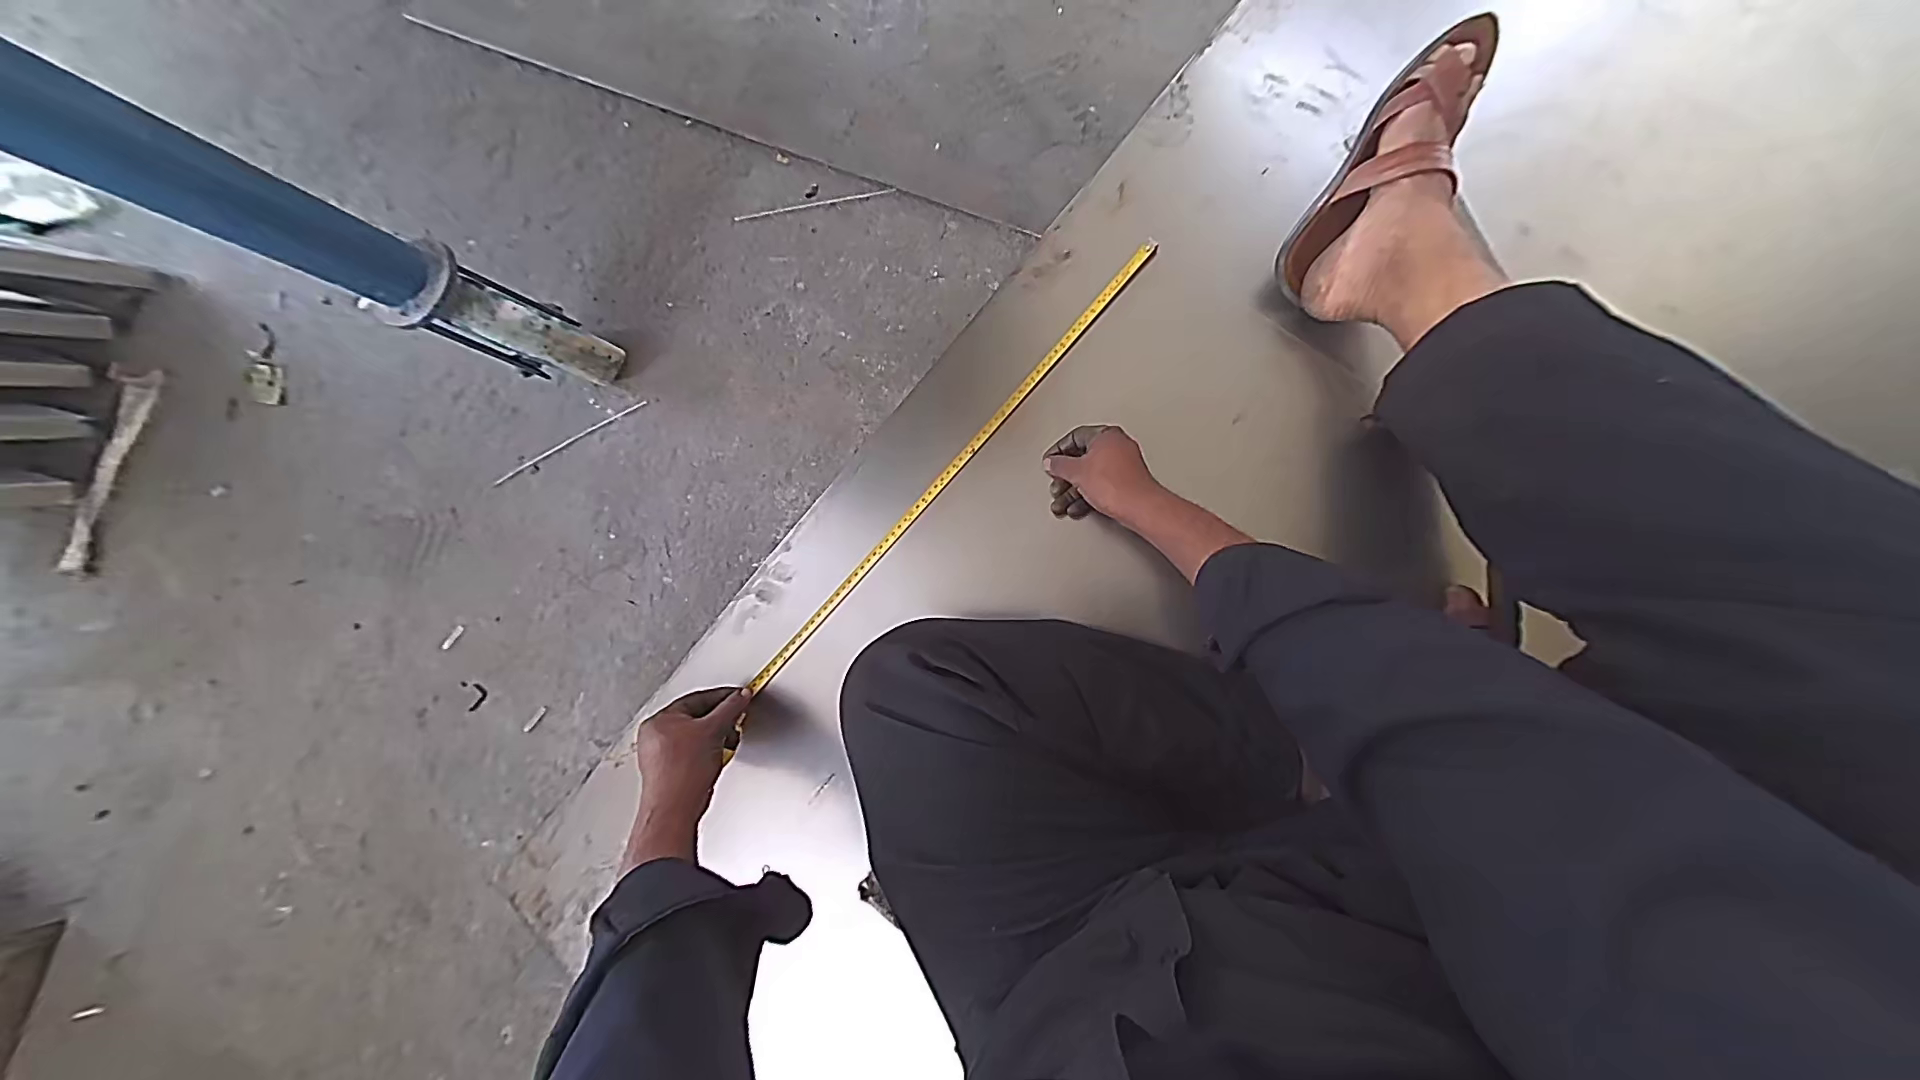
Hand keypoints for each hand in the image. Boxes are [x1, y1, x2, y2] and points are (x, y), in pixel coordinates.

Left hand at [623, 687, 751, 870]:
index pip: (697, 698)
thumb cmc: (681, 773)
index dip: (723, 696)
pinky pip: (693, 751)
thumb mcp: (714, 730)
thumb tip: (740, 696)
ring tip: (729, 741)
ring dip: (716, 736)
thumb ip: (730, 708)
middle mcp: (655, 735)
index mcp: (659, 720)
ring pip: (695, 735)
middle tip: (737, 719)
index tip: (740, 697)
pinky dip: (708, 750)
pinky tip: (718, 756)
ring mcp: (660, 755)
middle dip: (720, 719)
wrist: (675, 809)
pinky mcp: (669, 771)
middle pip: (696, 717)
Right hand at [1043, 425, 1162, 520]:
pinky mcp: (1127, 481)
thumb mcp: (1076, 472)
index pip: (1074, 437)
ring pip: (1091, 474)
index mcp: (1106, 434)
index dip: (1058, 451)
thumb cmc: (1116, 484)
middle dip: (1066, 475)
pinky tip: (1079, 505)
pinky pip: (1102, 484)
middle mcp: (1117, 445)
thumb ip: (1059, 465)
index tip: (1050, 462)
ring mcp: (1124, 464)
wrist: (1138, 506)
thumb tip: (1051, 462)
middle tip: (1057, 483)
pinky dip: (1088, 494)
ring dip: (1074, 489)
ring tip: (1064, 501)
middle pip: (1083, 457)